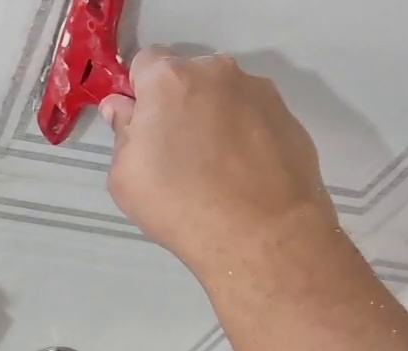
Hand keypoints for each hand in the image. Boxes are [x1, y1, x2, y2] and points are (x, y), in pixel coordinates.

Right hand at [101, 49, 337, 277]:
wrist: (257, 229)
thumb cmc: (177, 204)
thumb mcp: (125, 178)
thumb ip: (122, 133)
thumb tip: (123, 109)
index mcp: (168, 80)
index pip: (144, 64)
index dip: (139, 95)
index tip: (140, 128)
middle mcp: (215, 71)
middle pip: (186, 79)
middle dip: (177, 107)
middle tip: (174, 157)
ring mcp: (256, 89)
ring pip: (221, 98)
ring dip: (211, 121)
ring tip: (211, 171)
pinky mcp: (285, 113)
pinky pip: (251, 118)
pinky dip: (241, 137)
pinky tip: (238, 175)